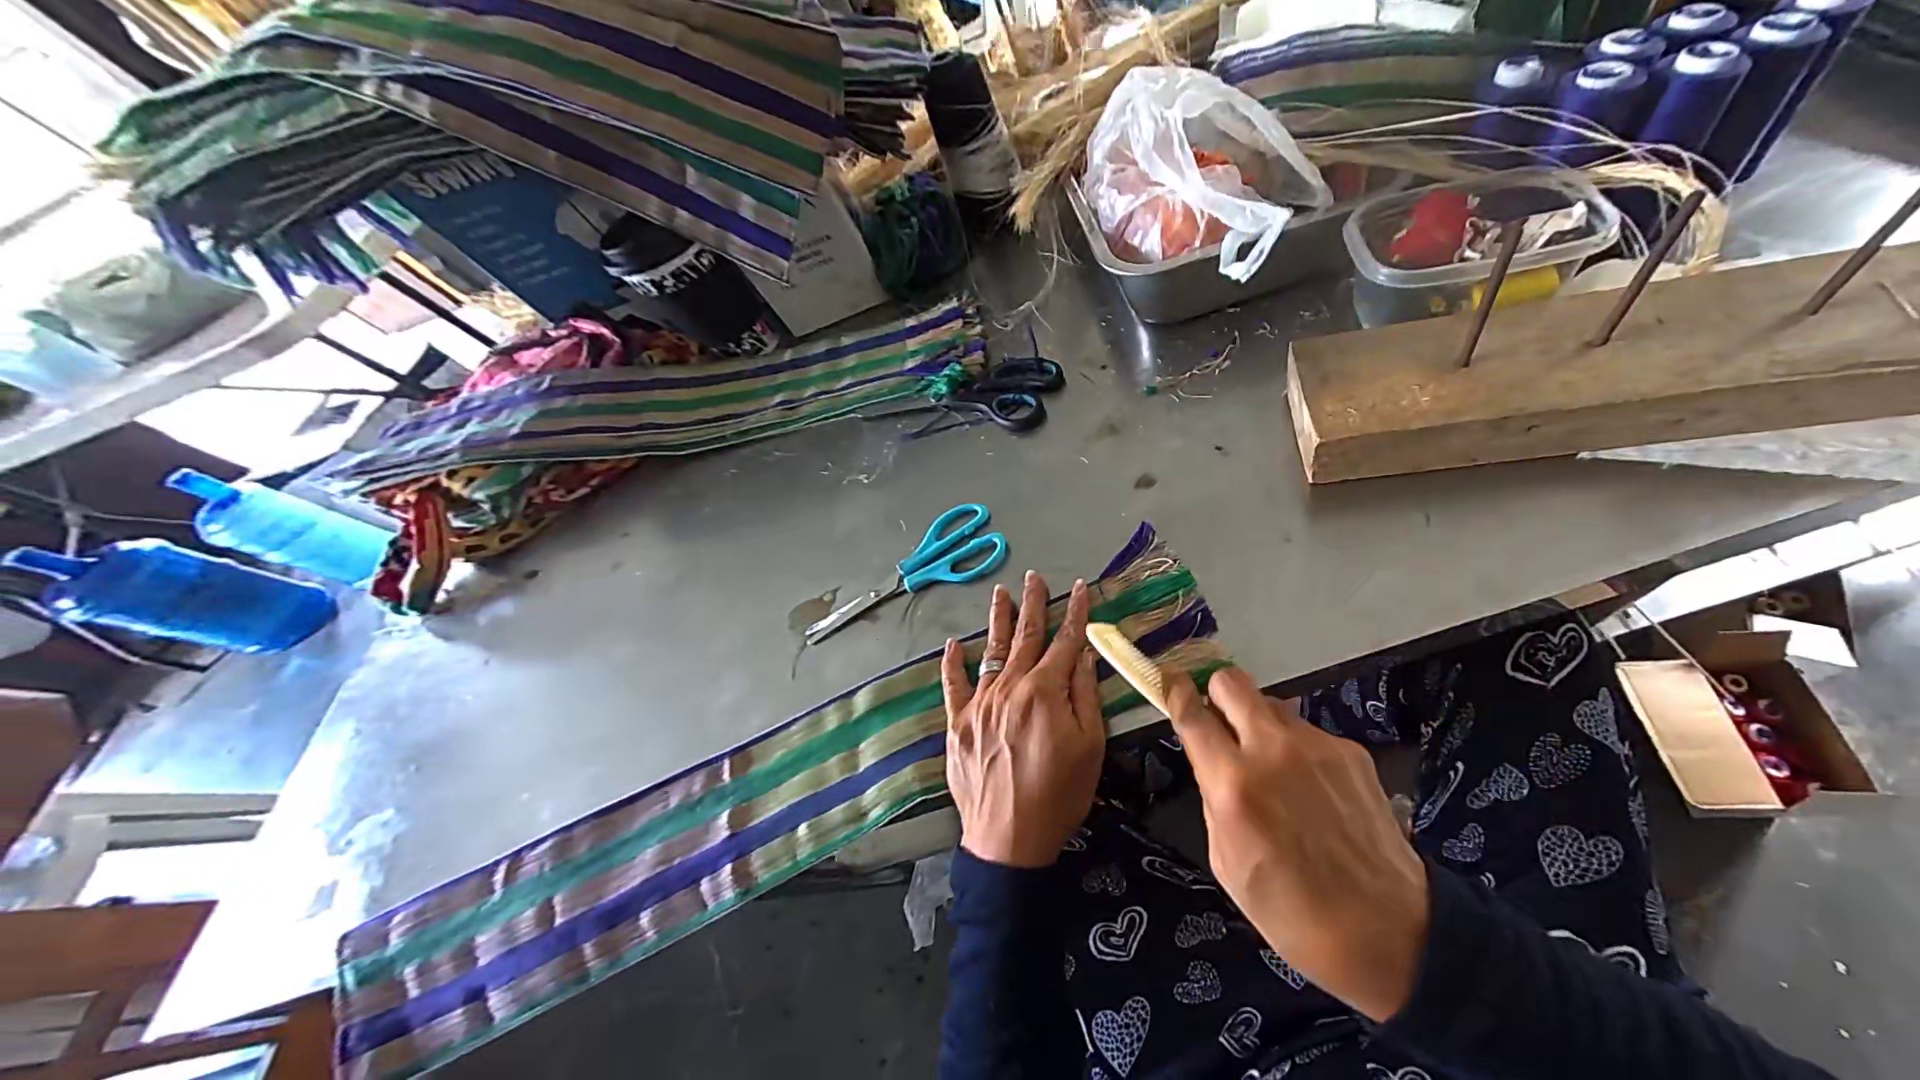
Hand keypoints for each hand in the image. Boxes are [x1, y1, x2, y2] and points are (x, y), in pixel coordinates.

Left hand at [941, 571, 1103, 868]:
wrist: (1008, 837)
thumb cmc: (1059, 795)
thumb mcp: (1090, 747)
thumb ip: (1084, 695)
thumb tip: (1083, 654)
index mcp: (1045, 692)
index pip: (1064, 642)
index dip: (1074, 613)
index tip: (1078, 588)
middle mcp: (1010, 688)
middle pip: (1025, 637)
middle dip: (1033, 604)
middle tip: (1034, 576)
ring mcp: (980, 703)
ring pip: (991, 652)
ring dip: (998, 620)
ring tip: (1001, 593)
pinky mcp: (958, 722)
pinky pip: (953, 684)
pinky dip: (953, 662)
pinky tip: (954, 644)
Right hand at [1166, 668, 1430, 1020]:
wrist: (1388, 935)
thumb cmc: (1291, 911)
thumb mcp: (1225, 860)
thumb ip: (1214, 798)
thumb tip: (1215, 765)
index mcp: (1232, 783)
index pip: (1191, 712)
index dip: (1174, 690)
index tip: (1169, 682)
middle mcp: (1272, 751)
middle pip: (1231, 682)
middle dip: (1216, 694)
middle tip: (1219, 722)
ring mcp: (1317, 746)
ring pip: (1271, 705)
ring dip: (1259, 724)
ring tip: (1273, 768)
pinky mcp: (1351, 753)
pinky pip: (1307, 732)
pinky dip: (1297, 750)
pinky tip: (1312, 791)